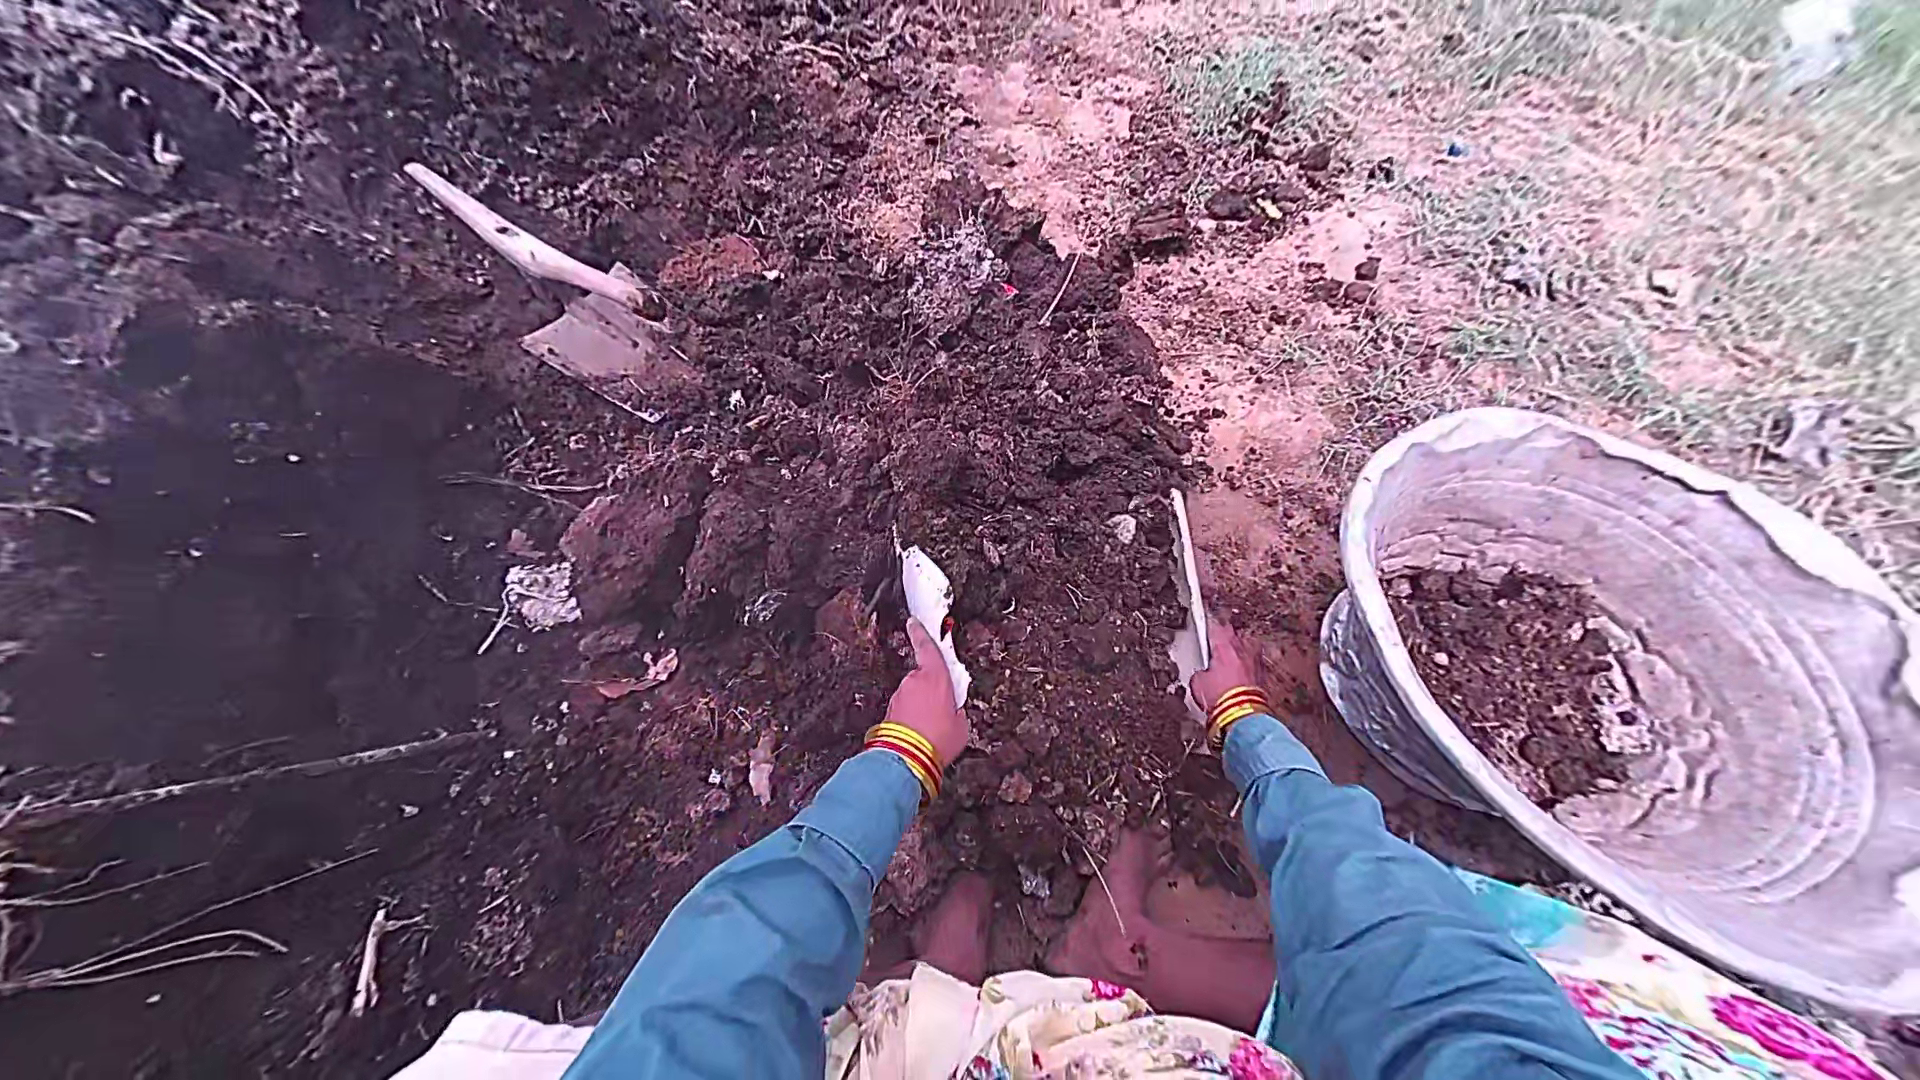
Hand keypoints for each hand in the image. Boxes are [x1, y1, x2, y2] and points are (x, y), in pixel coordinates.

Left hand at [884, 619, 968, 764]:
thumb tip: (955, 713)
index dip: (921, 633)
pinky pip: (905, 708)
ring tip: (931, 728)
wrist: (907, 759)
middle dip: (931, 690)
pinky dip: (911, 717)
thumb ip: (957, 711)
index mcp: (935, 677)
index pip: (927, 647)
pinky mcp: (890, 710)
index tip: (914, 623)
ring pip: (913, 694)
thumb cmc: (937, 740)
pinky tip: (920, 733)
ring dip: (920, 706)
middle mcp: (914, 681)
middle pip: (923, 677)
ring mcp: (899, 695)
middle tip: (942, 709)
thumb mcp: (961, 725)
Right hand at [1190, 617, 1261, 712]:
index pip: (1215, 624)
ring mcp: (1255, 661)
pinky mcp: (1263, 675)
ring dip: (1236, 649)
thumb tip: (1204, 673)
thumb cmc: (1222, 699)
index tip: (1204, 614)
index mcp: (1224, 646)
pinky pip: (1252, 662)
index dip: (1207, 619)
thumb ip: (1200, 670)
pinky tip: (1238, 672)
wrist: (1243, 717)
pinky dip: (1245, 664)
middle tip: (1214, 638)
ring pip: (1245, 646)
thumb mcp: (1197, 682)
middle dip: (1223, 635)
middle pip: (1232, 633)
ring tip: (1227, 657)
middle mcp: (1243, 649)